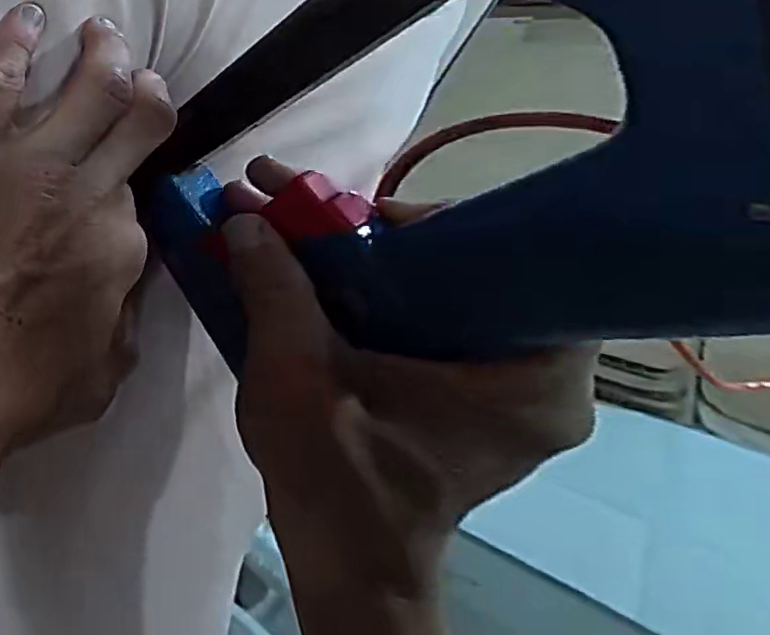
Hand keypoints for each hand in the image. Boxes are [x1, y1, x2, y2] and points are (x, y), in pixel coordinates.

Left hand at [0, 4, 176, 445]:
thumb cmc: (10, 386)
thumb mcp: (98, 379)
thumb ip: (124, 328)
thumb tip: (126, 293)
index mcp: (120, 243)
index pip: (137, 190)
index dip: (128, 174)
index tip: (118, 165)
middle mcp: (90, 189)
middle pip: (137, 116)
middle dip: (142, 85)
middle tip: (135, 67)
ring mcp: (33, 158)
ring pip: (90, 85)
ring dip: (102, 51)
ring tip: (100, 29)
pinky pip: (1, 77)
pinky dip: (16, 41)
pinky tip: (28, 16)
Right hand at [223, 156, 596, 631]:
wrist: (341, 567)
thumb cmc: (336, 482)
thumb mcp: (296, 376)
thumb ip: (274, 289)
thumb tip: (244, 214)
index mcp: (526, 374)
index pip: (497, 254)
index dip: (417, 221)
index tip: (347, 213)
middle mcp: (525, 370)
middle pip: (443, 261)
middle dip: (360, 228)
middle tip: (294, 202)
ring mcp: (487, 378)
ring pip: (415, 281)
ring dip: (344, 250)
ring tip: (278, 218)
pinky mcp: (448, 385)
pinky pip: (401, 308)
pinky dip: (347, 283)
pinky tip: (294, 263)